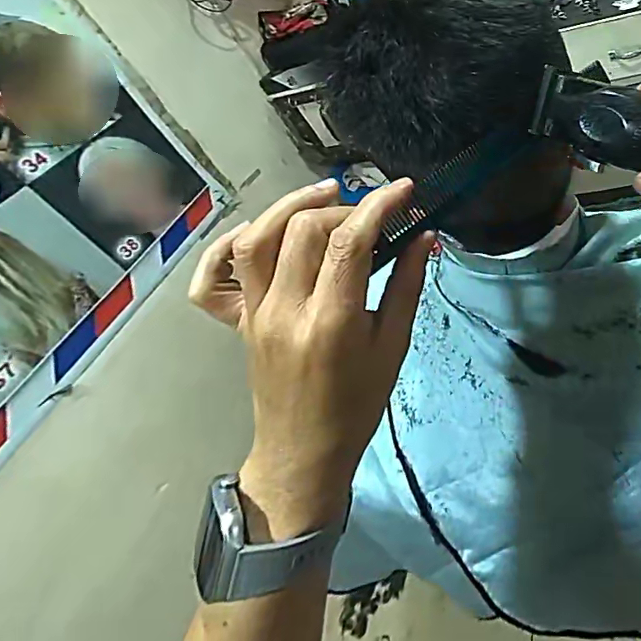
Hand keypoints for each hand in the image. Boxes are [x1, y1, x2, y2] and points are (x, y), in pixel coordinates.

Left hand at [188, 179, 434, 534]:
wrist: (303, 451)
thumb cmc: (358, 401)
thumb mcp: (395, 343)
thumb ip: (408, 283)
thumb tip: (425, 234)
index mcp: (331, 319)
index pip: (350, 241)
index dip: (379, 205)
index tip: (405, 189)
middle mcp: (284, 310)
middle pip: (303, 230)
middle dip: (346, 206)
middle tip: (375, 212)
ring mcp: (254, 313)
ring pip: (256, 239)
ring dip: (292, 205)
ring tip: (327, 192)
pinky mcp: (237, 320)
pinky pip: (215, 275)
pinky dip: (233, 242)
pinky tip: (266, 229)